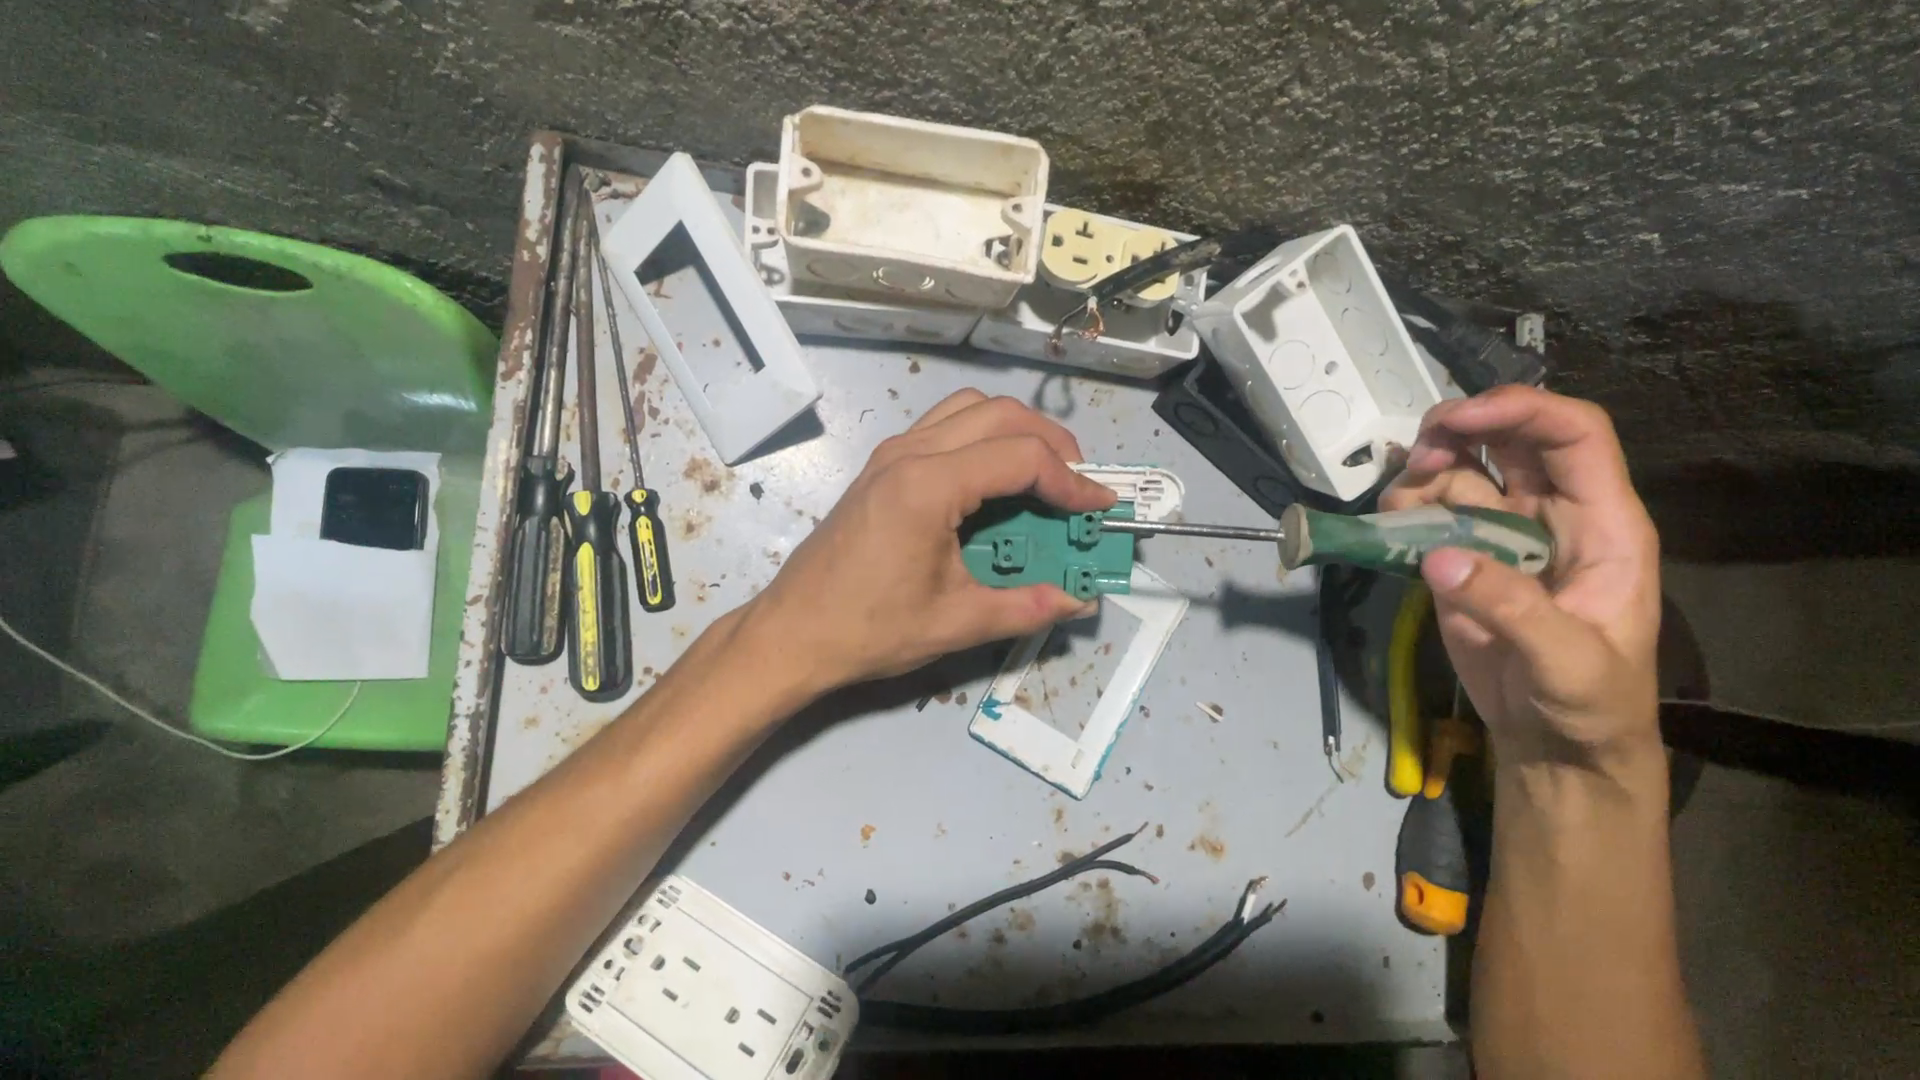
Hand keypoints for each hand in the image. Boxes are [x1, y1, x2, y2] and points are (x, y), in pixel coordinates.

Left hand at [740, 390, 1114, 695]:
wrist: (793, 633)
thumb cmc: (868, 629)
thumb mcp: (956, 623)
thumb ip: (1026, 607)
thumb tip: (1080, 601)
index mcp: (928, 486)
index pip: (1020, 457)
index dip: (1071, 480)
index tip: (1099, 508)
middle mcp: (909, 453)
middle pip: (999, 413)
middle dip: (1050, 441)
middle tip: (1078, 483)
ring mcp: (891, 454)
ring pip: (968, 408)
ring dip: (1014, 430)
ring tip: (1042, 472)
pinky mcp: (881, 466)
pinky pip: (942, 426)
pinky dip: (981, 436)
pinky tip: (992, 480)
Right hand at [1381, 385, 1661, 768]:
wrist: (1557, 744)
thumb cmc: (1591, 703)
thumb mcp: (1568, 662)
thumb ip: (1511, 607)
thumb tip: (1439, 557)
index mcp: (1603, 522)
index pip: (1574, 435)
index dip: (1521, 410)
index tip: (1458, 419)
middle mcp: (1553, 515)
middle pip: (1510, 439)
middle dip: (1461, 430)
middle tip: (1417, 455)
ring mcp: (1506, 535)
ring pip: (1464, 470)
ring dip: (1426, 472)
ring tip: (1399, 504)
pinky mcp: (1465, 559)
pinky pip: (1432, 513)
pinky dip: (1405, 509)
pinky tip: (1392, 526)